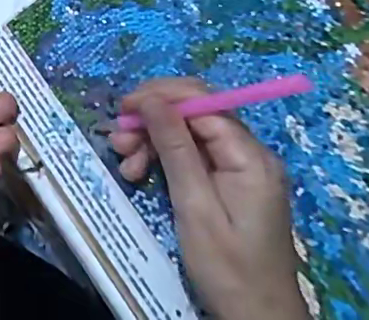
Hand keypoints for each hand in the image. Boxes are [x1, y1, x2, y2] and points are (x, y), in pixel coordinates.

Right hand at [109, 78, 308, 319]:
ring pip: (187, 130)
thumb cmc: (228, 271)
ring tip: (125, 160)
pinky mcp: (229, 180)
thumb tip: (150, 98)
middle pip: (193, 112)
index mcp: (249, 155)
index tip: (123, 109)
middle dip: (152, 118)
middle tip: (119, 138)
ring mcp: (241, 166)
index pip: (201, 101)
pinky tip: (140, 171)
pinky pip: (192, 152)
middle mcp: (249, 151)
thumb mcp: (195, 208)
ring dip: (152, 138)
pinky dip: (163, 156)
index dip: (159, 97)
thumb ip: (175, 148)